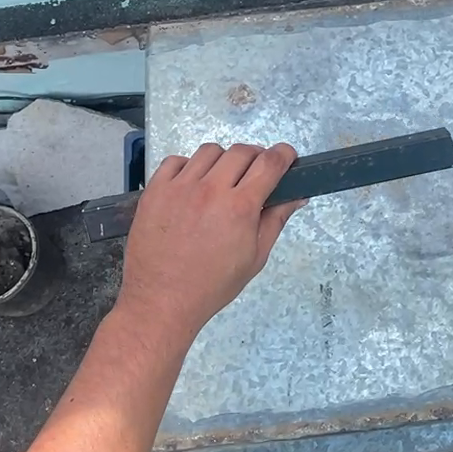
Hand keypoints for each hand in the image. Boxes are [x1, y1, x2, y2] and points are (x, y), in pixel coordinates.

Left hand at [116, 143, 304, 342]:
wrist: (161, 300)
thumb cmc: (212, 285)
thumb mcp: (255, 257)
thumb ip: (276, 220)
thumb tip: (297, 196)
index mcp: (240, 207)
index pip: (270, 163)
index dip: (284, 154)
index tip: (287, 156)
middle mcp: (210, 190)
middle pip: (241, 151)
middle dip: (256, 157)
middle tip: (255, 174)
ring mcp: (179, 187)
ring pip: (209, 151)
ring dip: (223, 160)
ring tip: (222, 180)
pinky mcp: (155, 190)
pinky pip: (176, 161)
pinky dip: (189, 167)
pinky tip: (192, 185)